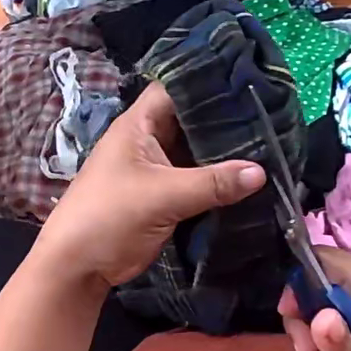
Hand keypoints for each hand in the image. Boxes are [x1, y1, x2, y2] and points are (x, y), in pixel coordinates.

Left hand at [34, 83, 265, 287]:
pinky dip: (220, 179)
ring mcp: (158, 169)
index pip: (176, 88)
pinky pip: (199, 179)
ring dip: (226, 151)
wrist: (78, 268)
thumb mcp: (161, 196)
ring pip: (198, 151)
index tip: (249, 82)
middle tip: (271, 114)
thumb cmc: (108, 217)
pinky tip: (251, 176)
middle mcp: (150, 140)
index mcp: (139, 125)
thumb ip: (212, 183)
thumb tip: (262, 172)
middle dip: (226, 119)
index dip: (209, 81)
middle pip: (192, 120)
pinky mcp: (166, 195)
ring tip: (271, 140)